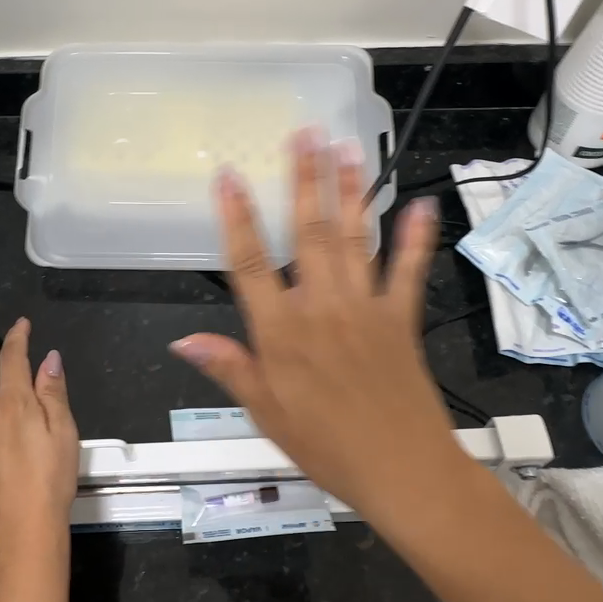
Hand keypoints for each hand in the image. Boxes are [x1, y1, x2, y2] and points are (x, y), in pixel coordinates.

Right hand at [168, 130, 465, 514]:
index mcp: (281, 332)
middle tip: (305, 132)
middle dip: (304, 180)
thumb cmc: (325, 446)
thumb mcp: (265, 414)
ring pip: (355, 239)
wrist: (401, 470)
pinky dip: (415, 238)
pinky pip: (409, 272)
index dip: (236, 216)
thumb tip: (183, 341)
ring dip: (350, 192)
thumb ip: (229, 368)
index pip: (250, 263)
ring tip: (347, 148)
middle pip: (309, 233)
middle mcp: (322, 308)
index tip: (227, 175)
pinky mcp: (402, 319)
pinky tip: (420, 204)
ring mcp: (366, 309)